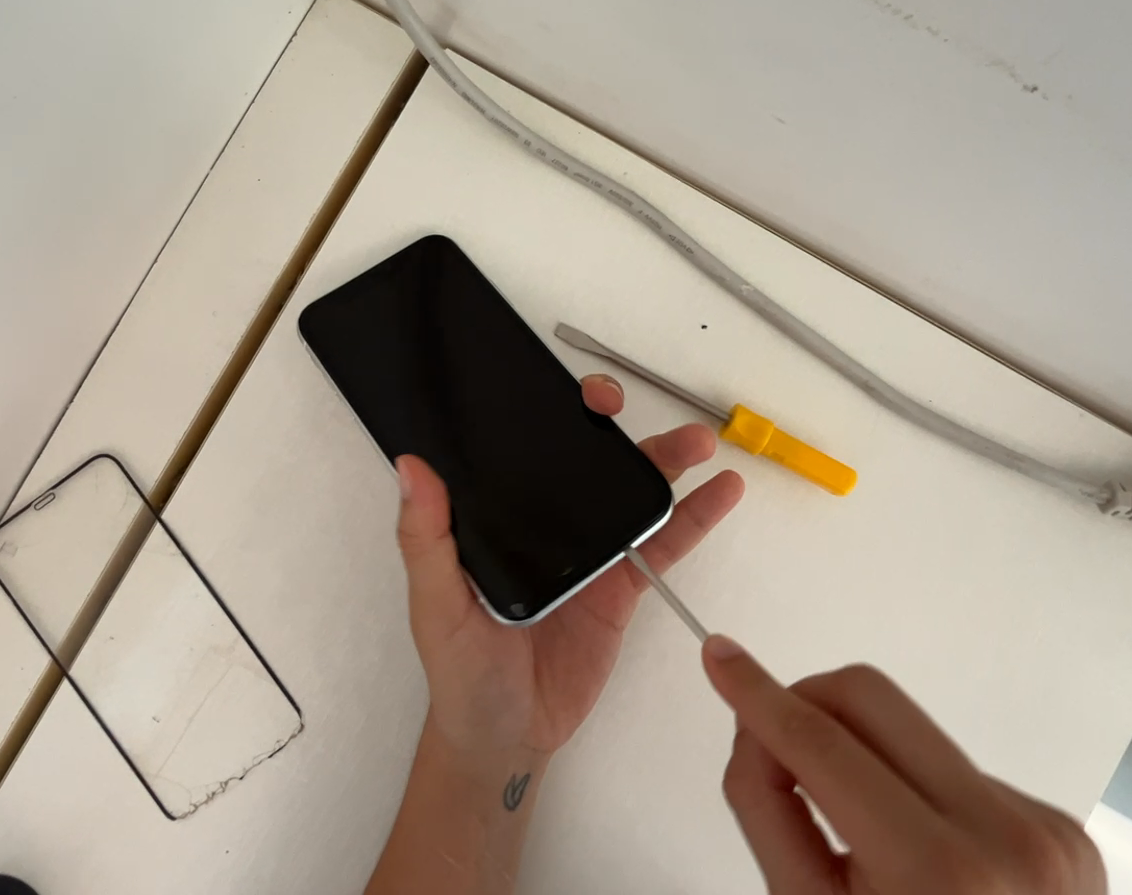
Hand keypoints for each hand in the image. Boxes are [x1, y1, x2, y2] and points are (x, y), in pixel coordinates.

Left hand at [394, 373, 745, 758]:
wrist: (510, 736)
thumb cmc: (461, 669)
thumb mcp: (435, 603)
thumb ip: (424, 538)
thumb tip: (411, 465)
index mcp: (498, 515)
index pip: (520, 451)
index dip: (540, 414)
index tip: (557, 396)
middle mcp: (543, 521)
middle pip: (581, 460)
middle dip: (606, 425)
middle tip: (618, 402)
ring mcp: (588, 551)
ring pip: (629, 492)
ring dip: (663, 460)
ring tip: (699, 442)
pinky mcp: (621, 585)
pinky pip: (661, 543)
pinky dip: (693, 516)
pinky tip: (721, 492)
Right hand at [702, 637, 1106, 893]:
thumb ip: (766, 807)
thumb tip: (752, 719)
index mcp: (938, 873)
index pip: (820, 743)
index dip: (757, 693)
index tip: (717, 652)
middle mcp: (1006, 833)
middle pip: (868, 696)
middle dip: (805, 703)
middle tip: (777, 751)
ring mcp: (1047, 828)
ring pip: (906, 726)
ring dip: (857, 751)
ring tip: (859, 830)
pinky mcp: (1067, 828)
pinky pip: (950, 763)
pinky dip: (909, 787)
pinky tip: (923, 857)